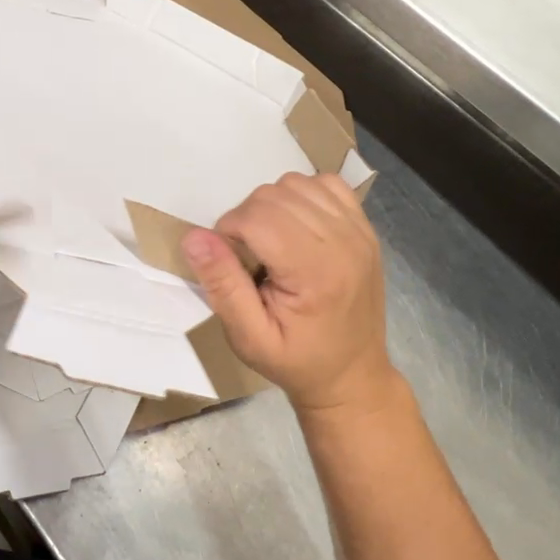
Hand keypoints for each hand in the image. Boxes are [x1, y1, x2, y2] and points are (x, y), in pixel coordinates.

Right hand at [181, 173, 394, 415]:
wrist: (352, 376)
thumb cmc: (297, 361)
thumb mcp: (248, 337)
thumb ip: (222, 285)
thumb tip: (193, 237)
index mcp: (315, 272)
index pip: (257, 218)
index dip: (229, 232)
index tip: (231, 264)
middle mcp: (343, 243)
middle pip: (273, 196)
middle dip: (246, 218)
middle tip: (248, 257)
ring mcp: (359, 232)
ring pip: (295, 184)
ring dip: (271, 205)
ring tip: (270, 242)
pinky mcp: (365, 228)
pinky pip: (325, 183)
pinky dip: (302, 195)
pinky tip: (296, 226)